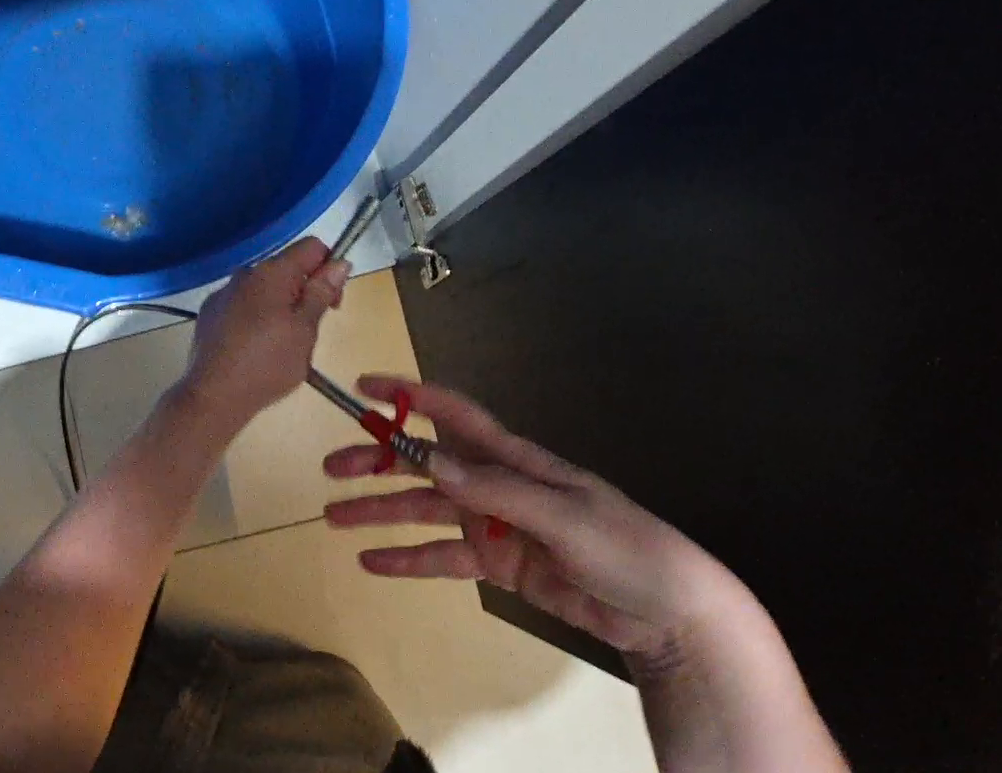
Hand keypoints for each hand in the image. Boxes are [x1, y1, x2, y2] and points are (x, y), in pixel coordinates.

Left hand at [170, 237, 349, 429]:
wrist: (214, 395)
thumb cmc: (268, 363)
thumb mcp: (305, 330)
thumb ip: (321, 292)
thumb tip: (339, 262)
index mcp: (271, 272)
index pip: (311, 247)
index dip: (329, 268)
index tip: (332, 303)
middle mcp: (244, 274)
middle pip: (286, 268)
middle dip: (304, 292)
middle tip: (308, 332)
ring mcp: (223, 293)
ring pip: (264, 289)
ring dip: (279, 306)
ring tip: (280, 345)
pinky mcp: (209, 313)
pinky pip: (242, 305)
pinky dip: (255, 318)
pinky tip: (253, 347)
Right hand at [322, 376, 741, 662]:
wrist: (668, 612)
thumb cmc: (625, 546)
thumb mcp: (563, 515)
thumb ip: (494, 489)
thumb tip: (429, 463)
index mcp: (512, 457)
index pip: (452, 414)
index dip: (408, 396)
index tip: (364, 388)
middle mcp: (492, 482)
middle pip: (422, 464)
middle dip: (377, 461)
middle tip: (332, 468)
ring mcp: (491, 523)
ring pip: (421, 510)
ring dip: (378, 512)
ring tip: (334, 517)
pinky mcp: (495, 563)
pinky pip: (440, 557)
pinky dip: (406, 559)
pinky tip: (371, 563)